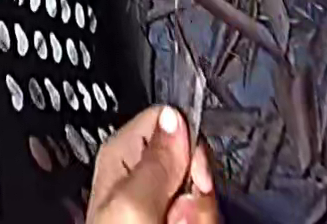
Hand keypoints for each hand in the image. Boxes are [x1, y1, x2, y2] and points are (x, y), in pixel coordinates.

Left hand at [88, 106, 219, 223]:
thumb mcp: (133, 203)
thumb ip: (157, 160)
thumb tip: (174, 114)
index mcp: (123, 153)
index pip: (168, 120)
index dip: (190, 144)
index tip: (195, 176)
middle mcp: (144, 174)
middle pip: (193, 160)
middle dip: (197, 191)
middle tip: (178, 216)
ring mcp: (161, 202)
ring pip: (203, 194)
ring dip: (200, 216)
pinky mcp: (176, 220)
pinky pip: (204, 215)